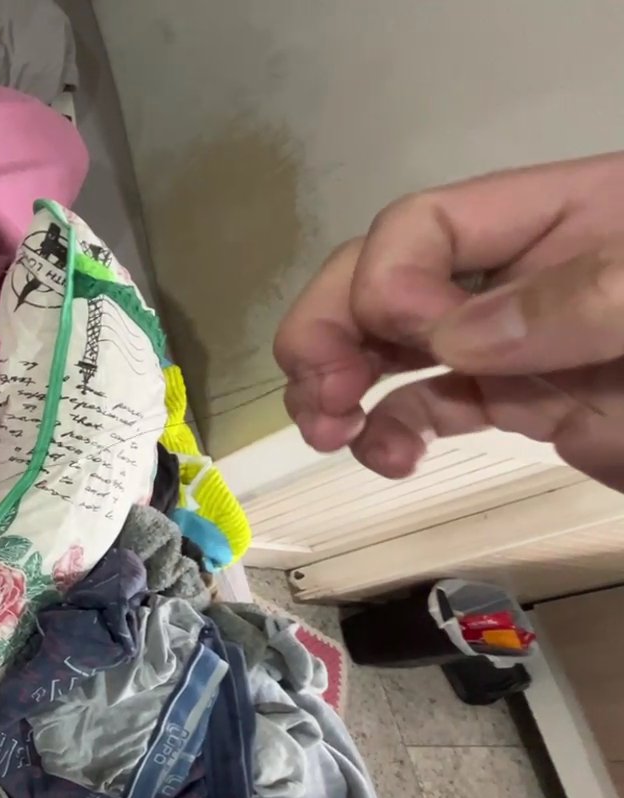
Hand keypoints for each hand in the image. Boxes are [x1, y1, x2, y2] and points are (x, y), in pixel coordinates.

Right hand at [274, 152, 623, 490]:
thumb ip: (596, 293)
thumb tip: (454, 339)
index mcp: (572, 218)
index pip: (424, 227)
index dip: (390, 281)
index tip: (425, 341)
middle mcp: (520, 276)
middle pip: (373, 284)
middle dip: (326, 332)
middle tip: (322, 390)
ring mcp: (513, 344)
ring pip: (376, 349)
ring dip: (330, 387)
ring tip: (327, 430)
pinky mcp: (515, 403)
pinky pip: (416, 410)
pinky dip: (383, 437)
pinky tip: (387, 460)